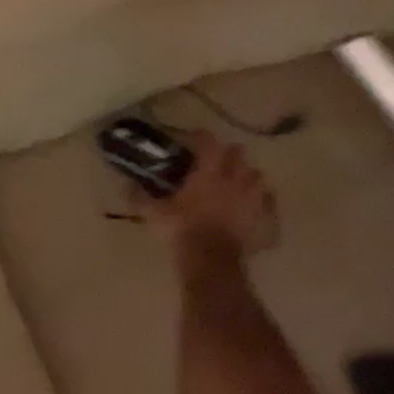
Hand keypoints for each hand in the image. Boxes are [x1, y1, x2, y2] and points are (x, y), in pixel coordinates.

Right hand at [132, 130, 278, 255]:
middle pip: (239, 157)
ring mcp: (251, 200)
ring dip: (248, 173)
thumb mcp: (153, 212)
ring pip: (257, 177)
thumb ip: (140, 197)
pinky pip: (268, 203)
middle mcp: (232, 182)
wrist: (211, 259)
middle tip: (220, 154)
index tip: (196, 134)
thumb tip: (125, 185)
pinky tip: (256, 202)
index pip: (209, 146)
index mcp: (207, 175)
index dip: (203, 136)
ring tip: (240, 176)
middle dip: (231, 152)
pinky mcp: (261, 218)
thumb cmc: (181, 229)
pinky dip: (263, 199)